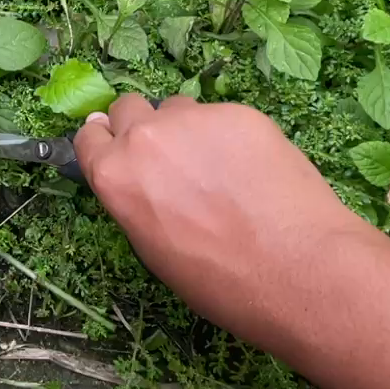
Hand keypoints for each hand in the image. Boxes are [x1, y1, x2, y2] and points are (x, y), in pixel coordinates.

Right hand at [75, 95, 377, 345]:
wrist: (301, 271)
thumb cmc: (220, 281)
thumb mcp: (152, 247)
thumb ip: (132, 197)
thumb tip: (133, 174)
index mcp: (113, 173)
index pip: (88, 134)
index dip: (105, 145)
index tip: (120, 156)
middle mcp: (143, 136)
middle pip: (125, 107)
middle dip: (140, 126)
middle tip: (169, 159)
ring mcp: (191, 118)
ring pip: (176, 107)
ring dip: (185, 129)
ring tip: (219, 167)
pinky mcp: (236, 112)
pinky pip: (221, 116)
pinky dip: (230, 136)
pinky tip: (255, 170)